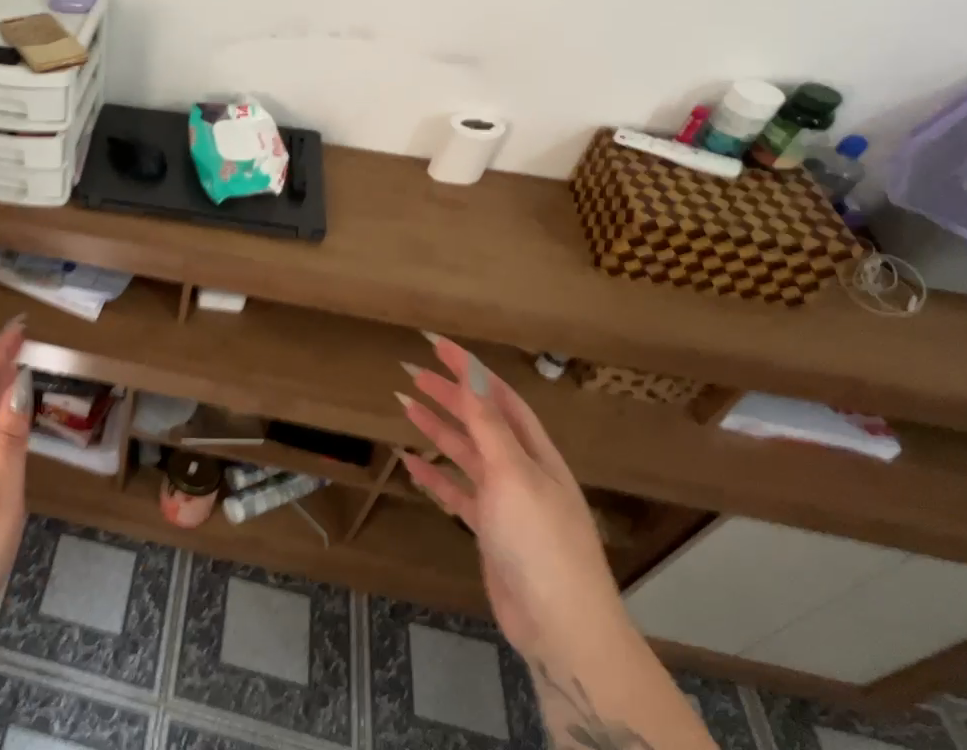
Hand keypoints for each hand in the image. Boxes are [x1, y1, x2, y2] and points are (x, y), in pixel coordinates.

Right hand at [395, 333, 630, 666]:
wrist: (560, 622)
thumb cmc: (540, 542)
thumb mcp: (514, 476)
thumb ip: (490, 427)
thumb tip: (473, 375)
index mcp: (537, 455)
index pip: (500, 399)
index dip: (471, 371)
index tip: (437, 345)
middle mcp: (523, 472)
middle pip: (482, 423)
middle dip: (451, 395)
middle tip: (412, 373)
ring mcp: (507, 502)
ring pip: (467, 455)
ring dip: (439, 430)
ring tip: (406, 405)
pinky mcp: (491, 531)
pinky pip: (457, 492)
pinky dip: (434, 475)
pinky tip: (409, 463)